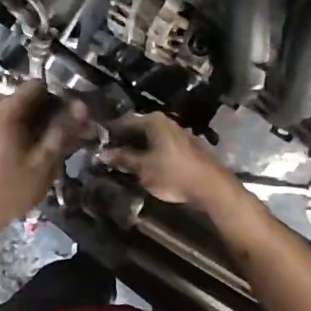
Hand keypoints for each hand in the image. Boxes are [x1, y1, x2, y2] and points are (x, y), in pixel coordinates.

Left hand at [0, 81, 88, 234]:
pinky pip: (11, 126)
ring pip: (22, 115)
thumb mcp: (43, 162)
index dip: (60, 96)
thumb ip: (62, 131)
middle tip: (74, 135)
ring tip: (61, 147)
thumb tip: (82, 105)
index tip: (77, 115)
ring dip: (42, 127)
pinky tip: (41, 154)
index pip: (38, 86)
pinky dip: (27, 135)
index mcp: (4, 110)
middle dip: (53, 114)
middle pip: (30, 100)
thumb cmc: (9, 190)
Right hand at [99, 112, 238, 205]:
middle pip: (138, 129)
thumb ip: (122, 158)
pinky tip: (144, 164)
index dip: (110, 132)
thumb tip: (102, 153)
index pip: (124, 121)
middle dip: (123, 140)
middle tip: (108, 153)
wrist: (212, 188)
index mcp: (154, 121)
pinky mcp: (187, 147)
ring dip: (137, 147)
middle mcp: (167, 122)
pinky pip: (161, 145)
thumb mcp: (143, 168)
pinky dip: (150, 152)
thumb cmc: (173, 174)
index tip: (98, 142)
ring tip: (123, 160)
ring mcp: (179, 133)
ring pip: (150, 138)